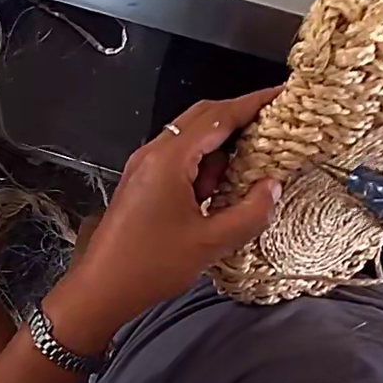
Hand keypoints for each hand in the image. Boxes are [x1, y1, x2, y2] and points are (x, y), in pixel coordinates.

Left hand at [45, 88, 283, 353]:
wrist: (102, 288)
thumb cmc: (151, 266)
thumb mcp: (210, 243)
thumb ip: (249, 212)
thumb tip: (273, 187)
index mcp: (169, 159)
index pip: (219, 117)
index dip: (253, 103)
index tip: (281, 94)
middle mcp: (154, 153)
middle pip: (202, 118)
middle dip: (239, 119)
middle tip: (271, 128)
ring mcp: (144, 166)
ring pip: (190, 139)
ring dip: (220, 149)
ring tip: (243, 175)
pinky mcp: (142, 182)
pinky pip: (178, 159)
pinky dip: (203, 165)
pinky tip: (216, 192)